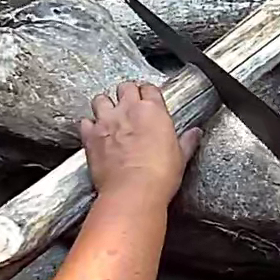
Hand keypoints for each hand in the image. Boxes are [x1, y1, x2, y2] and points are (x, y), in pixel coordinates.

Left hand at [81, 81, 201, 204]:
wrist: (132, 192)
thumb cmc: (158, 175)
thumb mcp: (181, 157)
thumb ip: (186, 141)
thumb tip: (195, 133)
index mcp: (153, 111)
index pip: (150, 89)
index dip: (149, 93)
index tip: (149, 100)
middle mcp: (128, 110)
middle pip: (124, 87)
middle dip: (127, 93)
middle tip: (129, 104)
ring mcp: (106, 121)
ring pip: (101, 98)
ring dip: (105, 104)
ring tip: (109, 114)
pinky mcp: (90, 136)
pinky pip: (85, 122)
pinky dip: (88, 125)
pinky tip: (94, 132)